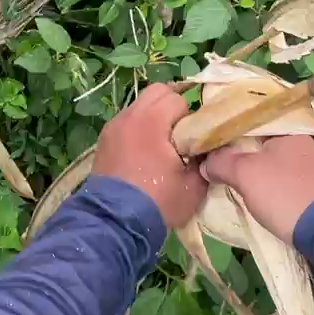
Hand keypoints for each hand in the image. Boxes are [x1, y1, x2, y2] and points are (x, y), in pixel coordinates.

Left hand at [95, 84, 207, 227]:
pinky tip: (144, 151)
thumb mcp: (193, 187)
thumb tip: (208, 148)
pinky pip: (127, 119)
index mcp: (152, 120)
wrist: (115, 222)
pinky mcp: (105, 138)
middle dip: (172, 106)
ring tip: (162, 143)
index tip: (192, 140)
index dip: (190, 118)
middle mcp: (131, 115)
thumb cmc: (158, 202)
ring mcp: (114, 125)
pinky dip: (139, 126)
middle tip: (181, 133)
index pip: (177, 100)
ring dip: (154, 115)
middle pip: (157, 92)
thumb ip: (205, 161)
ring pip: (141, 104)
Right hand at [200, 135, 313, 241]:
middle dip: (252, 163)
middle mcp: (307, 146)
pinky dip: (289, 198)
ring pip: (287, 171)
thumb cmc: (287, 194)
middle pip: (270, 150)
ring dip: (272, 183)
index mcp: (287, 133)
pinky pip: (301, 190)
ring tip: (255, 199)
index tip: (218, 157)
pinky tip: (283, 211)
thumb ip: (223, 163)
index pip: (252, 128)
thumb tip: (207, 161)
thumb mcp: (246, 175)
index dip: (233, 141)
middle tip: (233, 180)